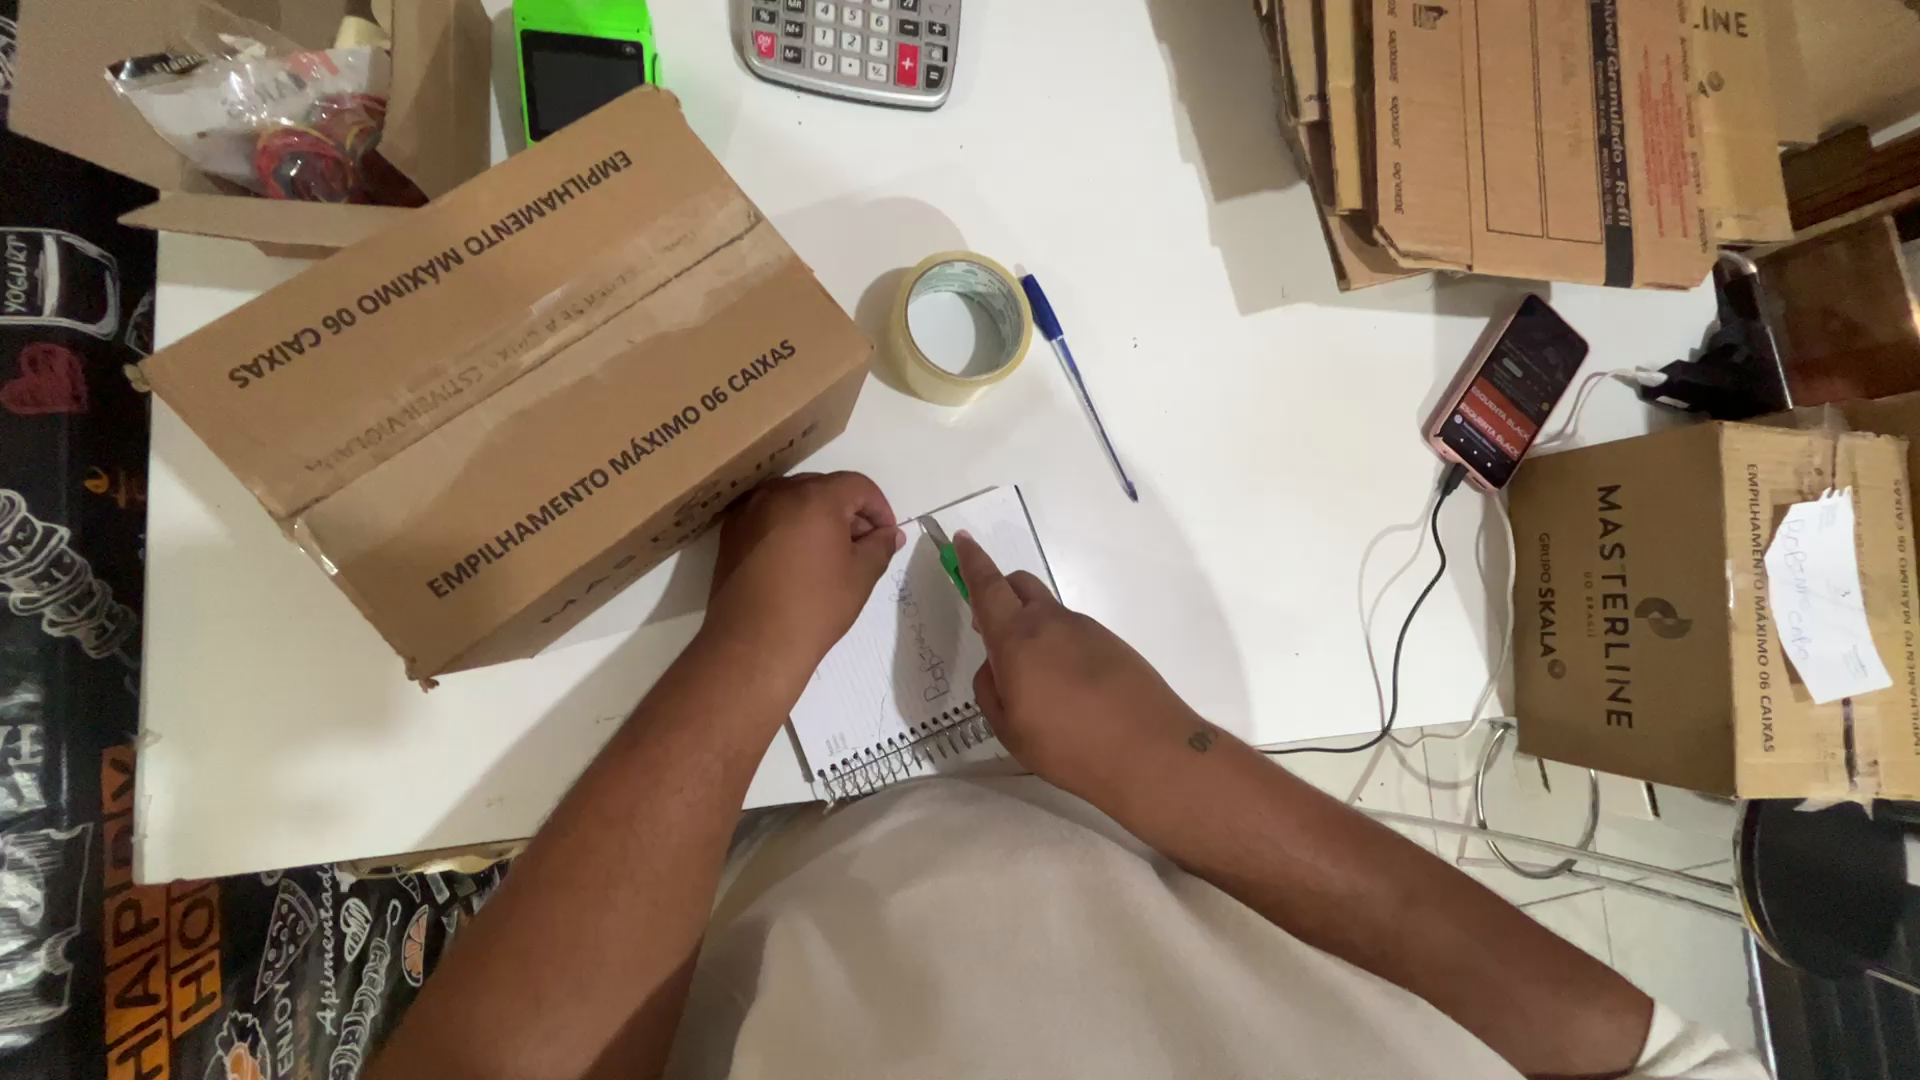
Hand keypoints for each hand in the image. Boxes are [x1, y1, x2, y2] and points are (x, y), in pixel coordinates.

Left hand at [705, 472, 902, 677]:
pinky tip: (795, 558)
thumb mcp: (861, 576)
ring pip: (793, 500)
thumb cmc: (815, 606)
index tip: (886, 535)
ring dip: (816, 517)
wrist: (753, 642)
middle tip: (862, 544)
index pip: (858, 485)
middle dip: (848, 511)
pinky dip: (787, 527)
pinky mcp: (731, 533)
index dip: (879, 508)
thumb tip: (890, 534)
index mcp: (816, 497)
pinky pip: (768, 517)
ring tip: (828, 552)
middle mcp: (779, 493)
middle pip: (823, 488)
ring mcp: (749, 511)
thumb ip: (880, 546)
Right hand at [954, 531, 1211, 805]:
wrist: (1150, 752)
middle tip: (989, 627)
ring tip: (1035, 680)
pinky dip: (1058, 644)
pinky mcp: (1112, 643)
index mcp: (1017, 639)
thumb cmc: (1069, 746)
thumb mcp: (1009, 729)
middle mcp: (1051, 623)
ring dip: (1030, 625)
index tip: (962, 539)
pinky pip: (1072, 632)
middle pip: (1020, 585)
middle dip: (999, 591)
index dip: (972, 561)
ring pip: (1047, 611)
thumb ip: (990, 690)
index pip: (988, 587)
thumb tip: (995, 667)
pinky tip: (1068, 689)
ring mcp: (1086, 630)